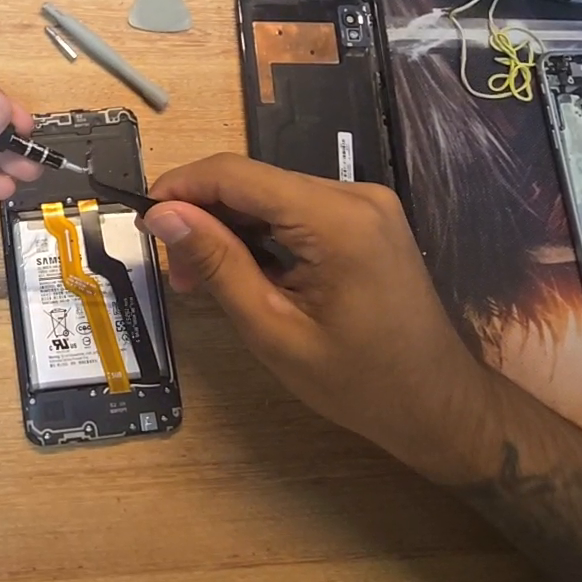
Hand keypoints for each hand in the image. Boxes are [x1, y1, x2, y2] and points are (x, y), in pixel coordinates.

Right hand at [142, 154, 493, 462]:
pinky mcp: (363, 219)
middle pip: (251, 182)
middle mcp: (354, 195)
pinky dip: (258, 235)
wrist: (440, 407)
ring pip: (267, 195)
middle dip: (202, 217)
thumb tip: (161, 214)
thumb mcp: (272, 330)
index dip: (180, 186)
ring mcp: (363, 204)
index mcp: (337, 220)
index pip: (237, 174)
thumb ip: (217, 263)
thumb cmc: (358, 382)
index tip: (141, 217)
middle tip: (175, 272)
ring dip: (226, 229)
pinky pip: (292, 210)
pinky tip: (241, 272)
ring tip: (201, 281)